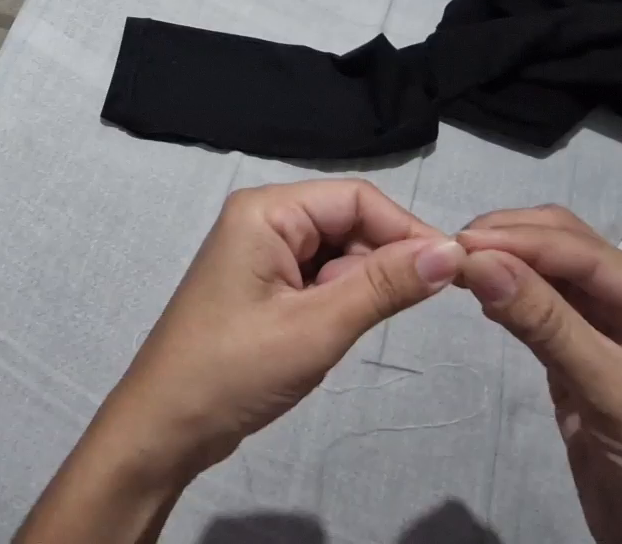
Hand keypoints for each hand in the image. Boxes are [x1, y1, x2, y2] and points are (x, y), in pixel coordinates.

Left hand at [16, 178, 463, 543]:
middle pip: (347, 220)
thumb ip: (383, 285)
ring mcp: (262, 252)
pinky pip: (318, 276)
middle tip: (412, 309)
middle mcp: (263, 219)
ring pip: (337, 251)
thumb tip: (451, 252)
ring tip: (354, 327)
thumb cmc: (235, 369)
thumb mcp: (316, 327)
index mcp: (266, 210)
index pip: (356, 197)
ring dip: (361, 283)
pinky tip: (338, 329)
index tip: (454, 273)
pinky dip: (340, 298)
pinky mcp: (264, 284)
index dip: (407, 229)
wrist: (167, 423)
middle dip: (384, 258)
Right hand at [456, 206, 621, 543]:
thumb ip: (545, 322)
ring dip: (503, 262)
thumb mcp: (613, 393)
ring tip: (454, 266)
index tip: (458, 242)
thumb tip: (476, 262)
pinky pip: (535, 307)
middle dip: (509, 240)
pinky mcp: (576, 353)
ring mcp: (606, 327)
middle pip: (563, 245)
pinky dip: (505, 294)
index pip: (583, 251)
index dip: (520, 240)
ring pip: (546, 272)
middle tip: (451, 250)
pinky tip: (478, 294)